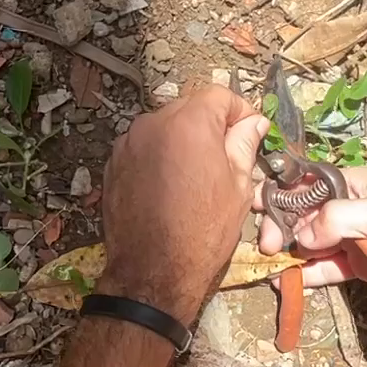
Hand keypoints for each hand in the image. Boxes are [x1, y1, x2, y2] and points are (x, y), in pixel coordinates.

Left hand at [99, 85, 269, 323]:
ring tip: (195, 176)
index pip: (218, 94)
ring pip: (164, 127)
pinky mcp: (114, 163)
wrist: (153, 271)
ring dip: (183, 140)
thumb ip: (244, 145)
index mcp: (189, 123)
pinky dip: (159, 156)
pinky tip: (170, 186)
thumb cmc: (202, 232)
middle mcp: (153, 123)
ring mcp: (128, 142)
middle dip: (210, 125)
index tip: (249, 132)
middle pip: (189, 107)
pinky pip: (144, 147)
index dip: (239, 110)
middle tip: (226, 156)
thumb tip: (252, 123)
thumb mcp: (238, 188)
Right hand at [256, 167, 366, 316]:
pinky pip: (324, 267)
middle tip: (266, 244)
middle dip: (282, 225)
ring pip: (311, 241)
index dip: (285, 191)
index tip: (261, 205)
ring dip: (290, 251)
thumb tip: (303, 233)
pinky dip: (305, 273)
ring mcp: (354, 238)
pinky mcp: (358, 265)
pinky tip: (288, 280)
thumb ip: (339, 217)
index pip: (312, 181)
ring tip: (270, 262)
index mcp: (360, 185)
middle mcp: (353, 208)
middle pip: (305, 212)